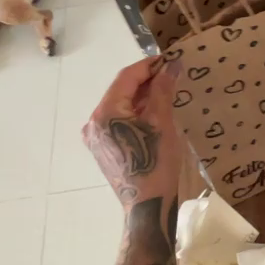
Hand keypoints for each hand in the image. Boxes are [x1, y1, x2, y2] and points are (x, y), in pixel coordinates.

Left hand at [83, 57, 180, 204]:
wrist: (147, 205)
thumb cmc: (156, 163)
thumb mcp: (163, 122)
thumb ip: (163, 90)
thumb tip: (172, 65)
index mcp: (105, 112)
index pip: (126, 77)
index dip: (148, 65)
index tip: (169, 59)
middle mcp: (93, 122)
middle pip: (121, 92)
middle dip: (146, 82)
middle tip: (171, 76)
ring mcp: (95, 137)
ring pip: (119, 107)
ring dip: (141, 98)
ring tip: (166, 94)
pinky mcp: (102, 150)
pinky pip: (118, 123)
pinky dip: (135, 115)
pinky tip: (153, 116)